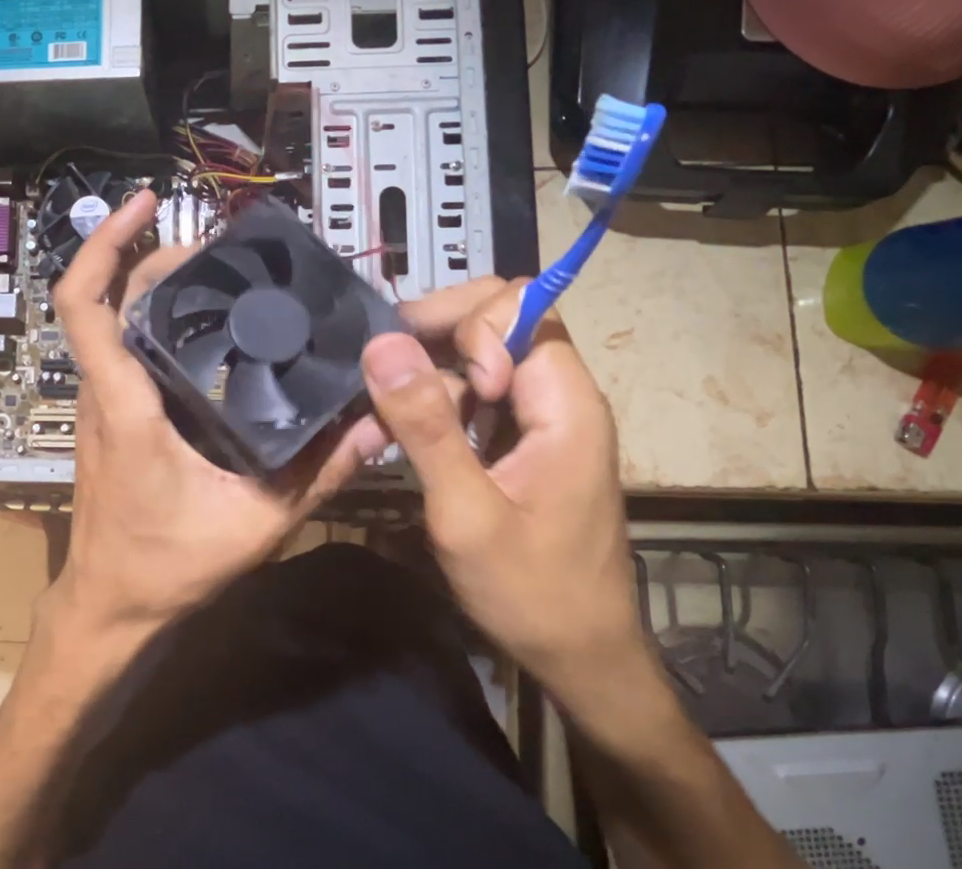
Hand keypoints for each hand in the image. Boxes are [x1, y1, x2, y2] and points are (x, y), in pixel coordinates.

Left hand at [44, 189, 372, 641]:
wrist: (110, 604)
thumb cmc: (168, 567)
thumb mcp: (257, 522)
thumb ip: (320, 472)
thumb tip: (376, 422)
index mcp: (125, 405)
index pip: (85, 306)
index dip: (105, 243)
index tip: (144, 204)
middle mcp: (104, 392)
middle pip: (104, 297)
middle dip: (148, 254)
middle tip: (215, 247)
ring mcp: (101, 403)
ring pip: (109, 320)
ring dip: (147, 282)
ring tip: (214, 270)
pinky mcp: (109, 415)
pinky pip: (119, 347)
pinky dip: (149, 316)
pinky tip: (202, 322)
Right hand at [365, 279, 656, 712]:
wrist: (579, 654)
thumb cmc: (529, 592)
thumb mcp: (465, 513)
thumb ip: (425, 426)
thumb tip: (381, 345)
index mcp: (566, 404)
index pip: (519, 307)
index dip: (467, 329)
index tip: (438, 386)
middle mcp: (563, 396)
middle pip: (503, 317)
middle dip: (441, 334)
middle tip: (395, 380)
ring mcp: (547, 417)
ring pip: (488, 350)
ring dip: (437, 368)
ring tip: (397, 412)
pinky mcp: (530, 439)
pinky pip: (485, 389)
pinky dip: (445, 394)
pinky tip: (416, 430)